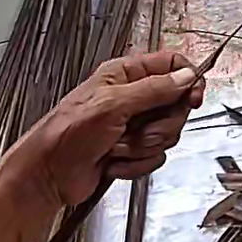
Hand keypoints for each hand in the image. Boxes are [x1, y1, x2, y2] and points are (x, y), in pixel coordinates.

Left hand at [0, 51, 204, 212]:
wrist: (47, 176)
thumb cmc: (67, 133)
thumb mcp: (113, 105)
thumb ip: (154, 89)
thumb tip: (186, 76)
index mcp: (126, 74)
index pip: (172, 65)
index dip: (188, 81)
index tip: (194, 99)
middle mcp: (132, 97)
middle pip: (176, 105)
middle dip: (160, 125)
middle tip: (139, 130)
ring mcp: (133, 124)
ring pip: (167, 134)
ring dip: (143, 146)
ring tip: (117, 147)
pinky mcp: (132, 150)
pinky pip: (155, 156)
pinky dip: (136, 164)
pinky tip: (114, 162)